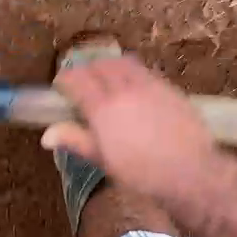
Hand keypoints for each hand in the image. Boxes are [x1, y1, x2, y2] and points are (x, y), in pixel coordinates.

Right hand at [45, 55, 218, 202]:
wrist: (190, 173)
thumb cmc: (142, 174)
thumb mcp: (104, 161)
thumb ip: (76, 141)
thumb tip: (46, 135)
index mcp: (103, 108)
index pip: (77, 80)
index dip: (65, 79)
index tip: (60, 86)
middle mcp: (123, 89)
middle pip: (98, 66)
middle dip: (86, 70)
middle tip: (82, 83)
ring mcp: (148, 85)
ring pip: (122, 62)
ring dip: (109, 66)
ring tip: (106, 78)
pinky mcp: (168, 87)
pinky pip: (144, 70)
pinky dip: (131, 71)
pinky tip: (133, 86)